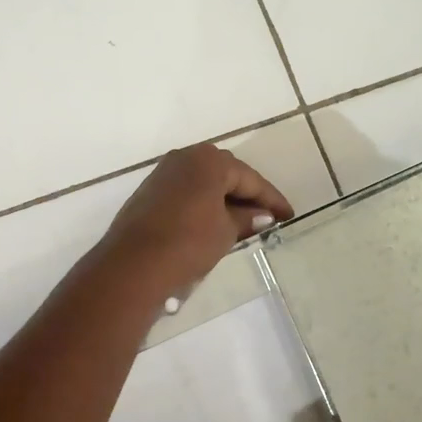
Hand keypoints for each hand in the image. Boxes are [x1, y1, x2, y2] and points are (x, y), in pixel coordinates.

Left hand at [92, 145, 293, 299]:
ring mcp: (165, 171)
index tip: (289, 215)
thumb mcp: (225, 232)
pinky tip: (214, 221)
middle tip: (267, 216)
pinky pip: (187, 190)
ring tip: (243, 221)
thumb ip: (246, 219)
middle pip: (227, 174)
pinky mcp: (151, 189)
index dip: (272, 199)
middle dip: (247, 195)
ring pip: (205, 181)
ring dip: (224, 199)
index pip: (250, 179)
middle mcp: (187, 156)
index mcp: (210, 160)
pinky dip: (204, 203)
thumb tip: (263, 215)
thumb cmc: (188, 243)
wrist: (133, 264)